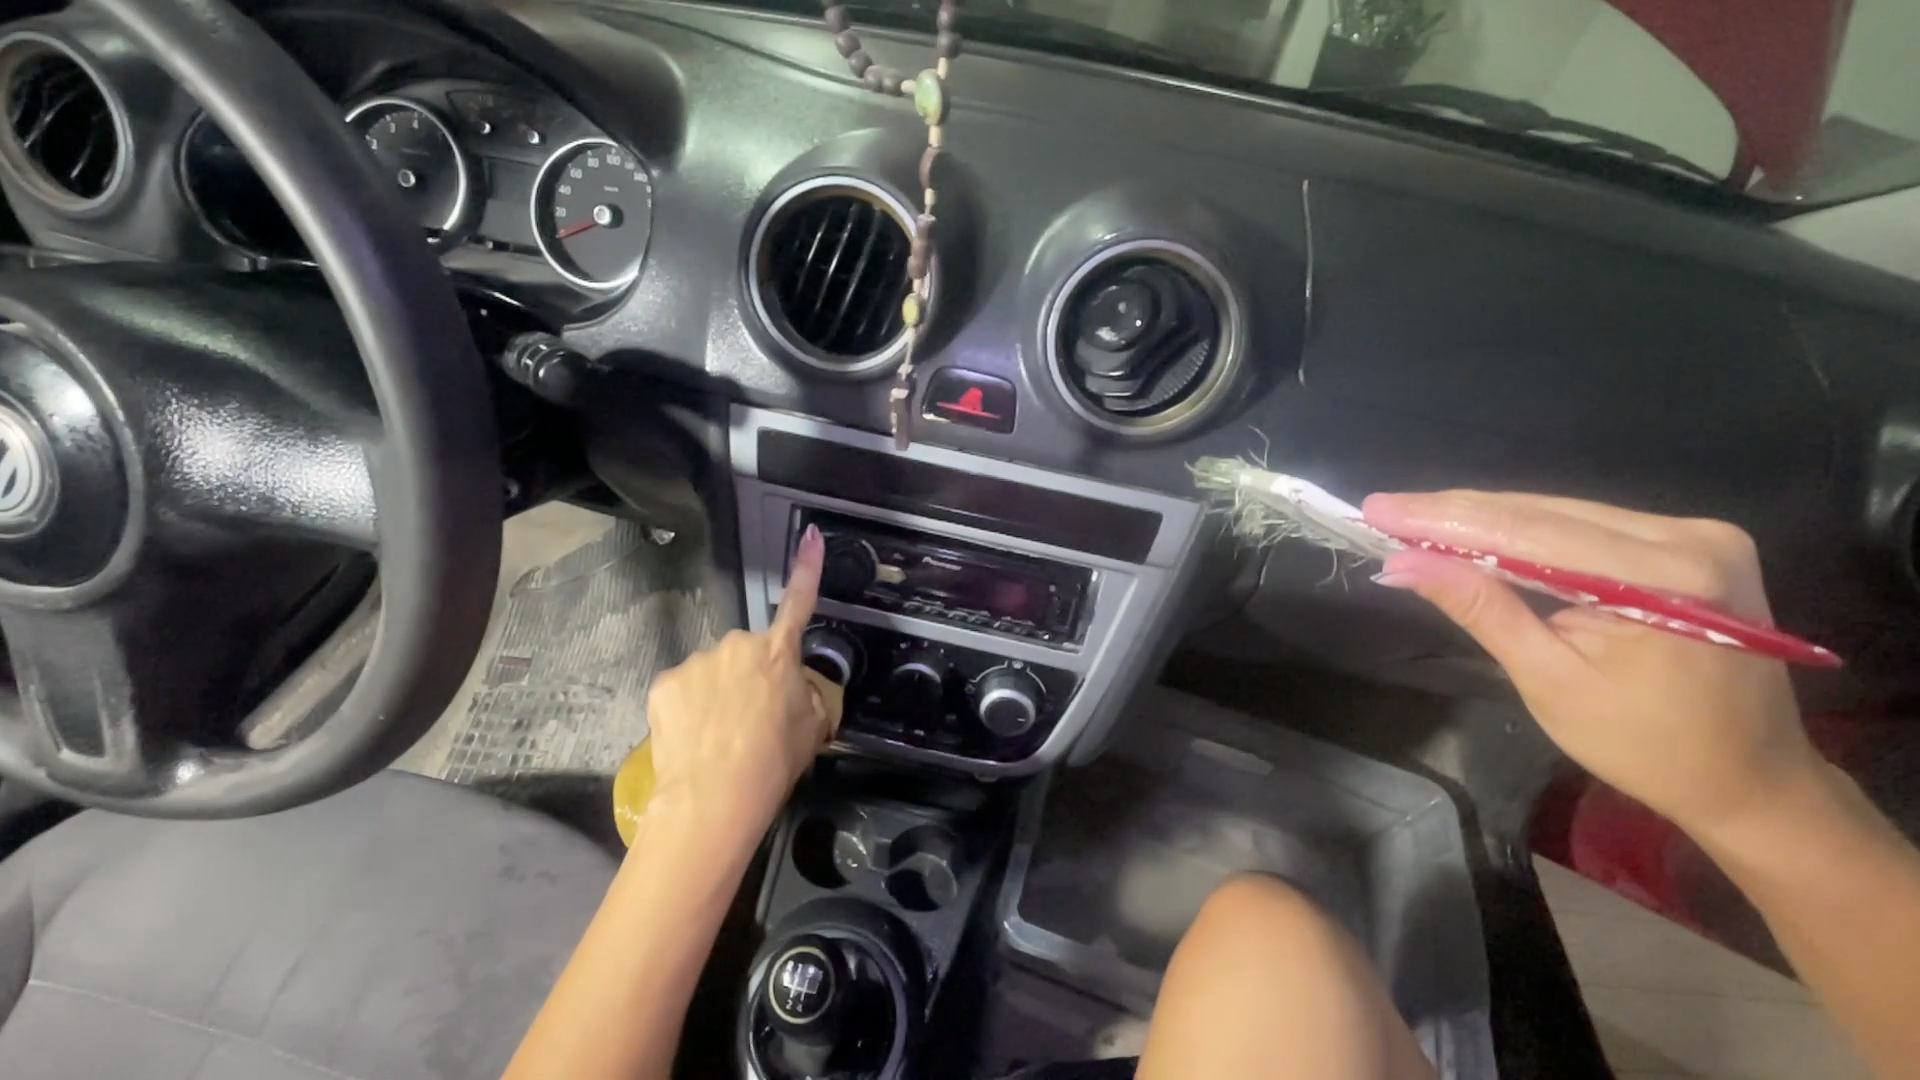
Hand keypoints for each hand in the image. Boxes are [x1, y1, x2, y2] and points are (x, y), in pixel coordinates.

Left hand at [644, 525, 839, 838]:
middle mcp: (737, 646)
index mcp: (779, 653)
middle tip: (754, 719)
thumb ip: (810, 694)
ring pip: (713, 672)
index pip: (799, 602)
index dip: (807, 568)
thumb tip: (798, 686)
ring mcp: (696, 662)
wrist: (714, 797)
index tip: (809, 536)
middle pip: (748, 653)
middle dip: (751, 675)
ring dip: (718, 693)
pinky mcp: (664, 683)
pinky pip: (683, 690)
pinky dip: (689, 708)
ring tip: (721, 737)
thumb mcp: (814, 727)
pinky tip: (695, 738)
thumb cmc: (774, 761)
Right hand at [1364, 491, 1823, 837]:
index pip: (1528, 532)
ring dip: (1485, 520)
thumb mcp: (1547, 679)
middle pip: (1545, 513)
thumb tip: (1401, 563)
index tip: (1378, 508)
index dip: (1444, 519)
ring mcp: (1695, 535)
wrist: (1752, 779)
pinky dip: (1524, 531)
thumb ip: (1480, 608)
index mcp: (1666, 577)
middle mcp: (1689, 537)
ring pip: (1561, 514)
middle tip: (1384, 510)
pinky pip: (1586, 527)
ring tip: (1414, 519)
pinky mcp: (1689, 544)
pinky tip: (1476, 531)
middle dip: (1457, 513)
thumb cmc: (1646, 746)